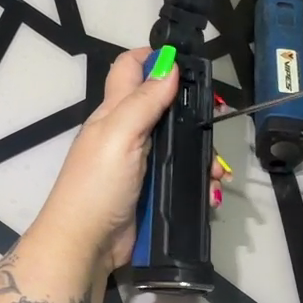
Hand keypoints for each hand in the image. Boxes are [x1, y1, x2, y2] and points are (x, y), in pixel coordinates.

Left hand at [35, 49, 228, 270]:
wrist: (85, 244)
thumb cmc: (97, 183)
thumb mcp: (120, 135)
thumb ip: (144, 101)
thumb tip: (169, 65)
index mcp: (114, 111)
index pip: (131, 69)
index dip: (154, 58)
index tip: (186, 62)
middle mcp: (128, 131)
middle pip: (165, 105)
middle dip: (193, 110)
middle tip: (216, 118)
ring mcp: (141, 162)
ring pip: (180, 142)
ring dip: (203, 151)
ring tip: (217, 168)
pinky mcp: (153, 190)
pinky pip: (182, 175)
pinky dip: (200, 179)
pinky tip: (212, 188)